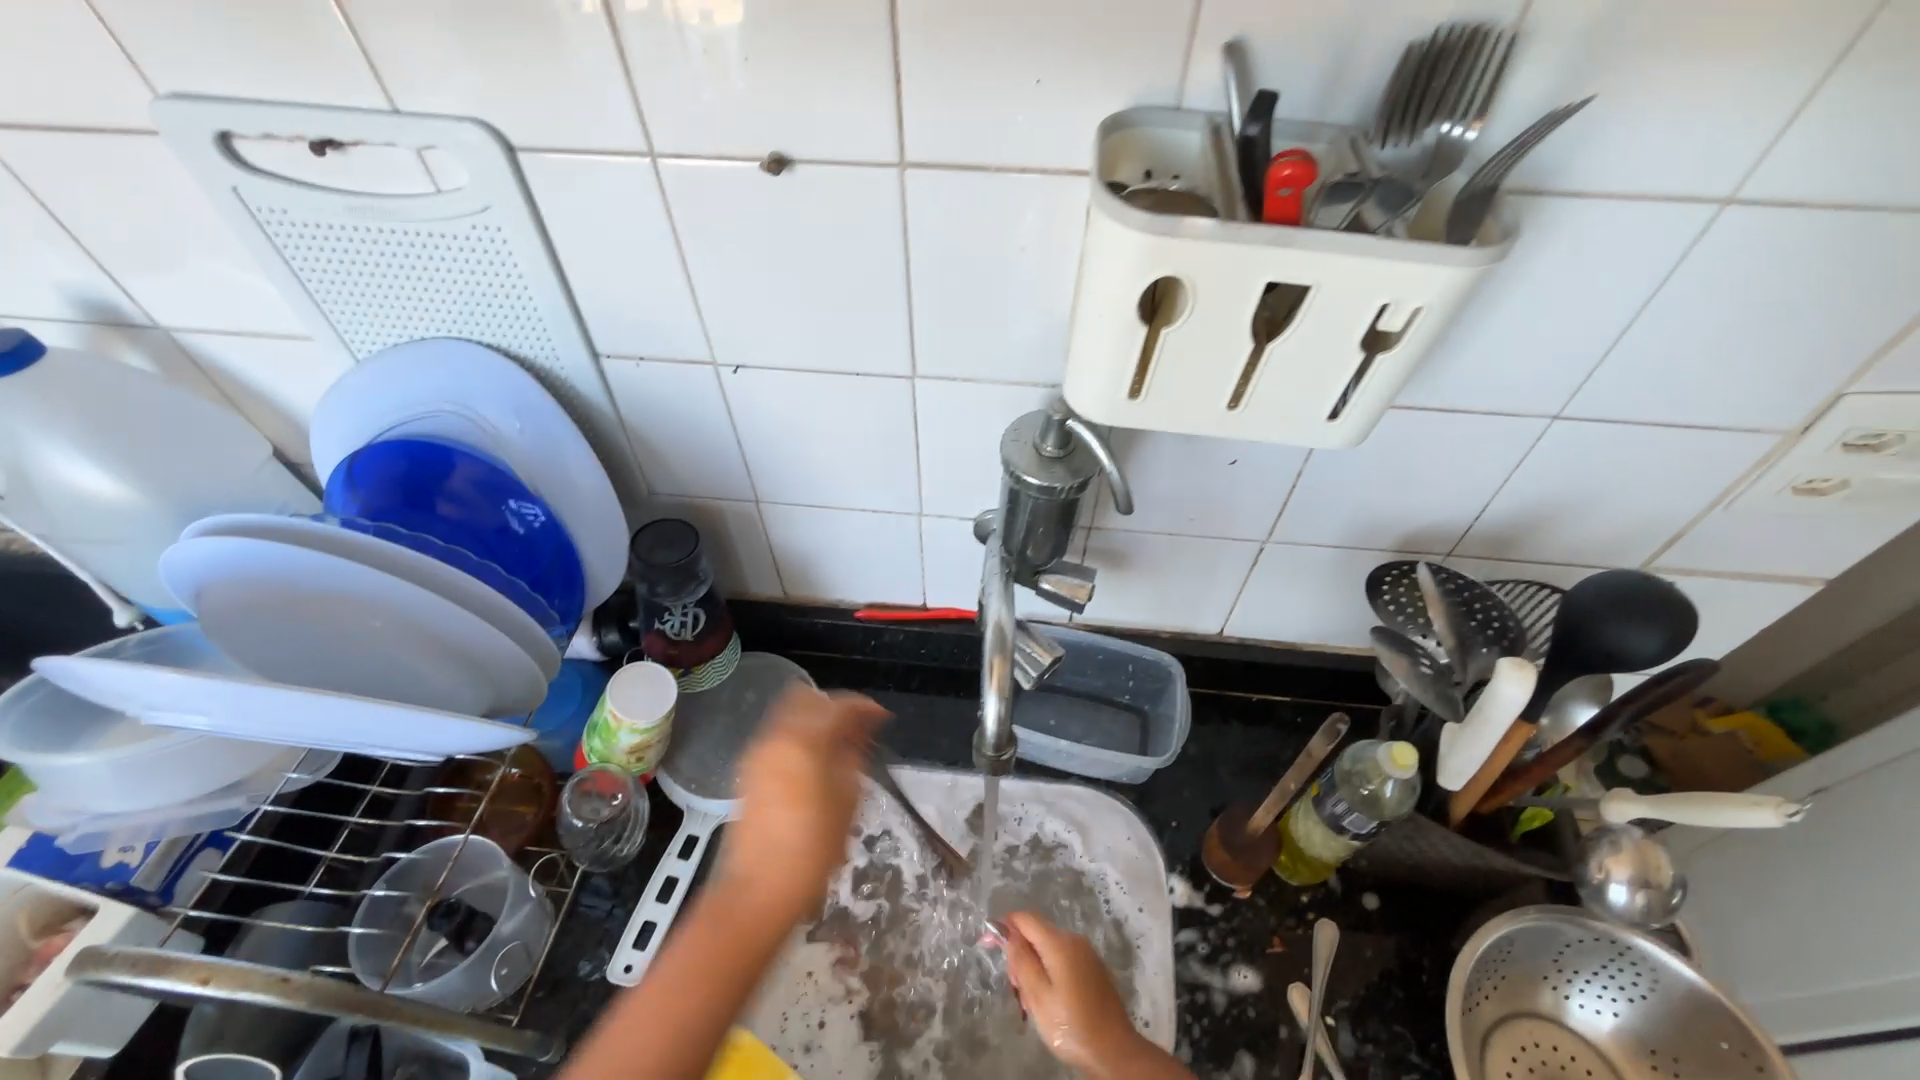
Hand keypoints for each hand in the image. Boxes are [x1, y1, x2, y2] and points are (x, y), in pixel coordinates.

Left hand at [717, 686, 888, 923]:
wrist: (760, 889)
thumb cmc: (813, 848)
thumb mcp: (847, 799)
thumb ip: (854, 756)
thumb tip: (860, 734)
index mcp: (803, 741)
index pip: (837, 706)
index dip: (864, 707)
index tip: (883, 718)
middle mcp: (775, 737)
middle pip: (807, 699)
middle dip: (836, 707)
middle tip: (860, 727)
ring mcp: (757, 754)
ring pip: (789, 716)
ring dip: (817, 721)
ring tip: (842, 745)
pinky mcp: (748, 772)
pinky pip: (778, 737)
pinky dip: (800, 737)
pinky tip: (818, 762)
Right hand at [1003, 912, 1145, 1075]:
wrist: (1114, 1051)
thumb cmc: (1071, 1025)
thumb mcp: (1037, 995)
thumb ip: (1021, 960)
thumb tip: (1007, 930)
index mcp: (1060, 943)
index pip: (1025, 918)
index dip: (1003, 927)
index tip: (987, 946)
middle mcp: (1074, 940)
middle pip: (1036, 934)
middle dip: (1019, 955)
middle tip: (1016, 989)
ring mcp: (1086, 954)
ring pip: (1047, 949)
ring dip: (1032, 968)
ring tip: (1030, 1002)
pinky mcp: (1092, 969)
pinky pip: (1061, 960)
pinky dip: (1048, 973)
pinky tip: (1048, 1001)